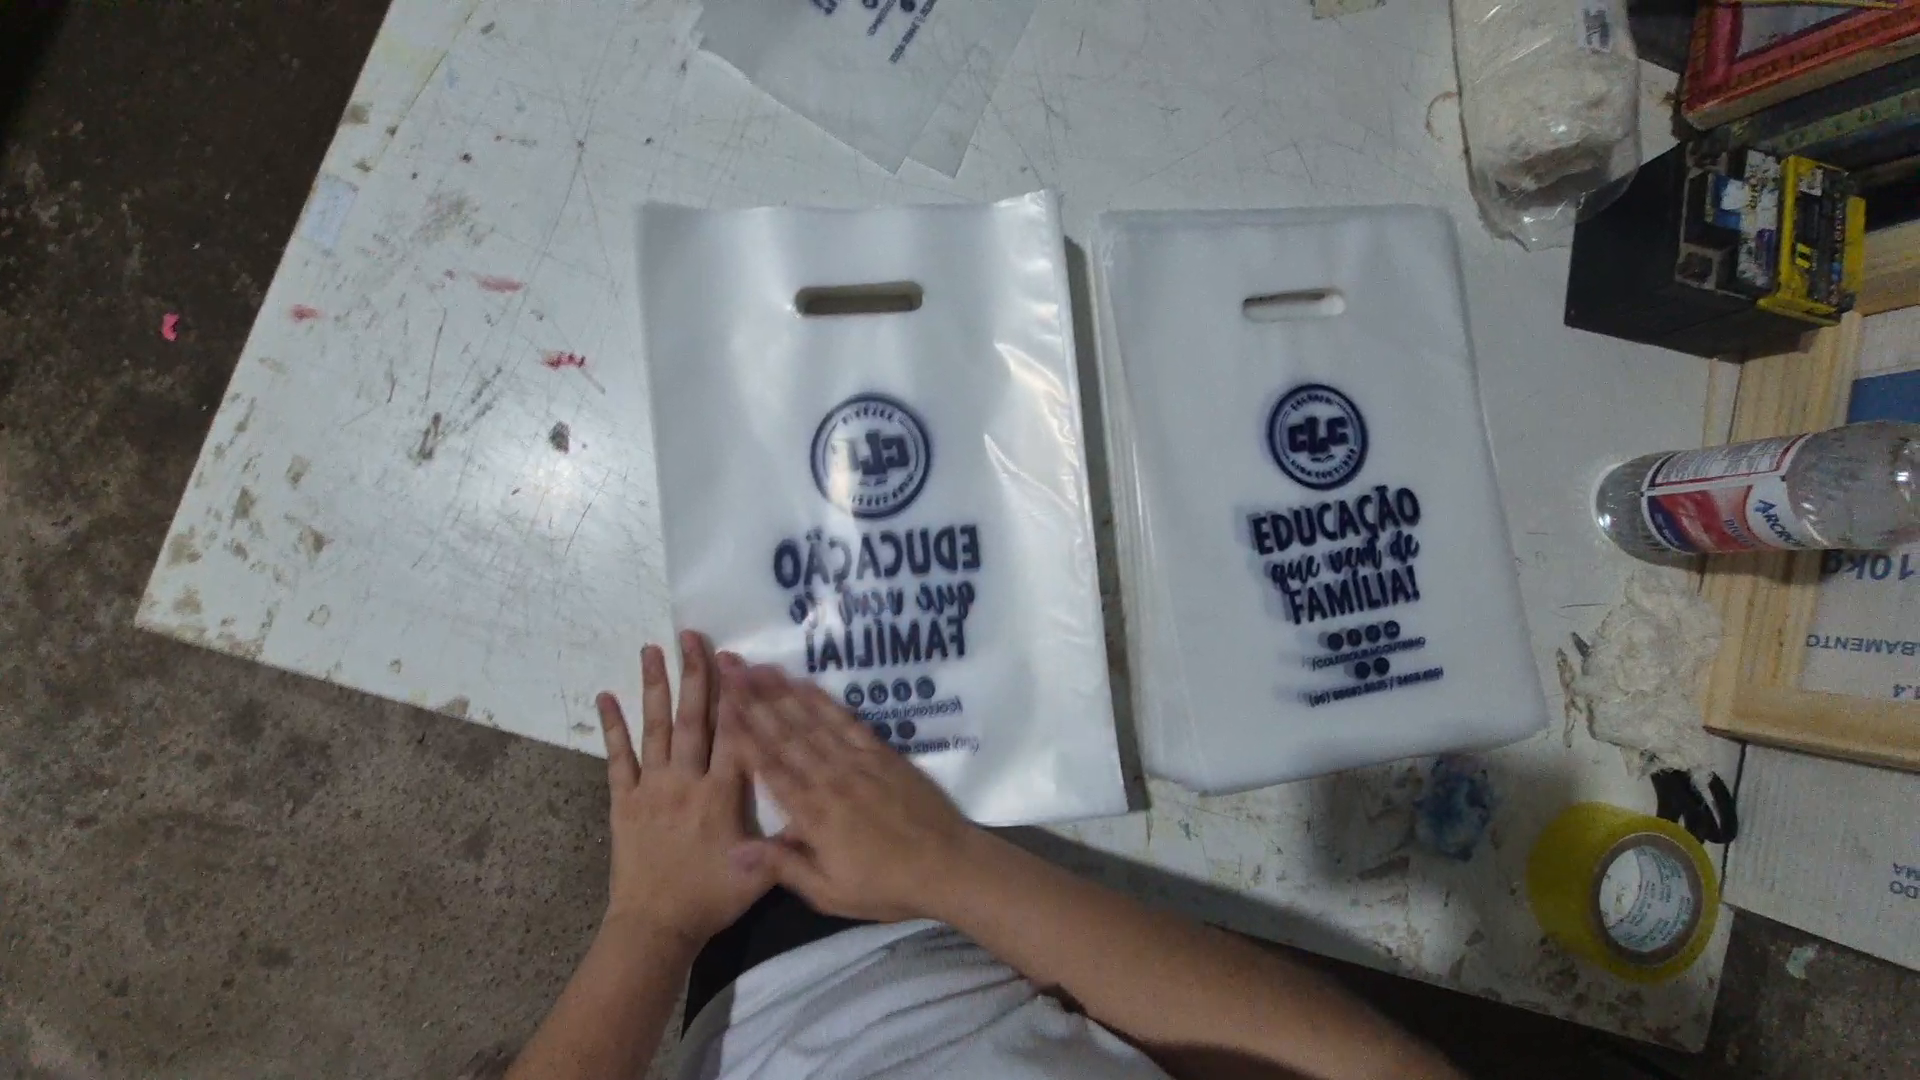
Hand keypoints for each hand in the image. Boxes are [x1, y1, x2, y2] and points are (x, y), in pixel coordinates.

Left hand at [595, 633, 770, 946]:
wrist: (654, 929)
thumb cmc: (711, 899)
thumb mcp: (761, 874)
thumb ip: (786, 841)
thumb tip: (816, 809)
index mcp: (721, 794)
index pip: (734, 734)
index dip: (738, 695)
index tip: (737, 660)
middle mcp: (686, 781)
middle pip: (694, 719)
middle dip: (695, 676)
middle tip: (691, 637)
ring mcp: (651, 788)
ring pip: (655, 729)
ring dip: (654, 688)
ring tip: (652, 650)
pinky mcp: (623, 801)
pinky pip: (617, 758)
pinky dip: (612, 727)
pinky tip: (606, 697)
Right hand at [725, 665, 981, 922]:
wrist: (947, 865)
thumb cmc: (885, 886)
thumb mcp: (829, 892)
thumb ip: (782, 866)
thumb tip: (732, 852)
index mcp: (813, 813)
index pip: (768, 765)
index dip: (742, 731)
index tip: (721, 701)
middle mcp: (830, 778)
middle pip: (785, 733)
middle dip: (754, 698)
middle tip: (730, 667)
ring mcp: (857, 761)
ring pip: (812, 721)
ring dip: (782, 691)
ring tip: (758, 666)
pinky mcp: (882, 753)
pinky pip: (847, 722)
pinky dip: (824, 701)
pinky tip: (806, 683)